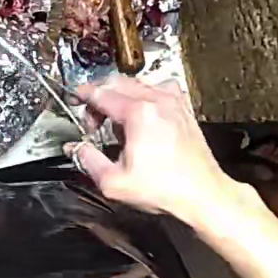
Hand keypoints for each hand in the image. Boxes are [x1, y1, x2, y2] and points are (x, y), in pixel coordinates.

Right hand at [70, 76, 250, 223]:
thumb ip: (87, 160)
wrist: (203, 195)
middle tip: (93, 121)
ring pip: (138, 83)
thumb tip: (76, 148)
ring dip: (121, 96)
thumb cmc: (167, 189)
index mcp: (138, 113)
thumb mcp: (114, 182)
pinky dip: (145, 95)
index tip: (75, 98)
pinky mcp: (183, 110)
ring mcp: (174, 103)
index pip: (101, 93)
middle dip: (99, 98)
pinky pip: (159, 89)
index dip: (82, 95)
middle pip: (117, 83)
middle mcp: (158, 101)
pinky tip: (142, 114)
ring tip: (117, 122)